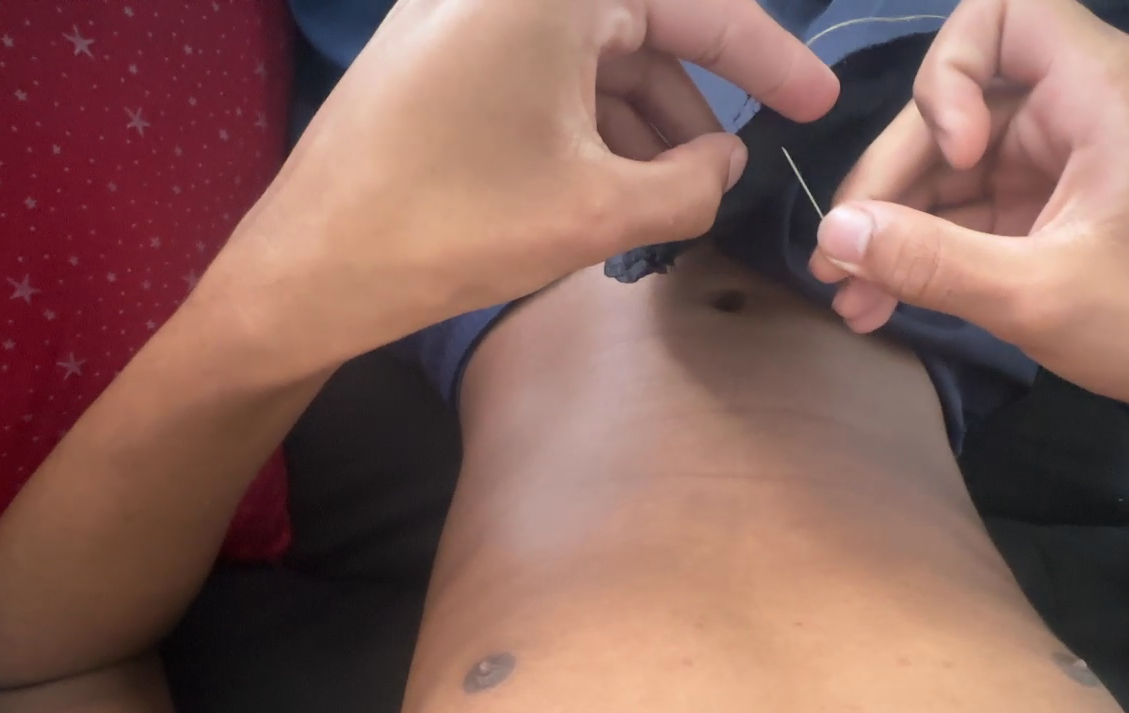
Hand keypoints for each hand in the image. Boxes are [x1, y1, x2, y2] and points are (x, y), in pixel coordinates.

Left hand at [201, 0, 837, 377]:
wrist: (313, 270)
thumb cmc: (454, 231)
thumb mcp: (598, 213)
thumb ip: (689, 183)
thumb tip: (729, 162)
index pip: (694, 3)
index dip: (767, 57)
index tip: (815, 105)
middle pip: (639, 31)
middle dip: (690, 110)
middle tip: (721, 180)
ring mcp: (465, 15)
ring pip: (590, 63)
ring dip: (640, 130)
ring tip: (664, 204)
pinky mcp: (440, 58)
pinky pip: (543, 81)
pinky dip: (587, 131)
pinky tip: (605, 189)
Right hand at [807, 0, 1128, 436]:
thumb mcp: (1034, 295)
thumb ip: (929, 261)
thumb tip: (830, 235)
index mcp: (1096, 93)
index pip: (1002, 13)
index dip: (951, 75)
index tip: (953, 157)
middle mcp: (1070, 113)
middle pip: (949, 112)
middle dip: (886, 186)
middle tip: (837, 264)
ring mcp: (1052, 168)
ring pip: (945, 173)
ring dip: (891, 233)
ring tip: (850, 301)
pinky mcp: (1040, 216)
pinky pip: (962, 218)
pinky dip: (921, 257)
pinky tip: (880, 305)